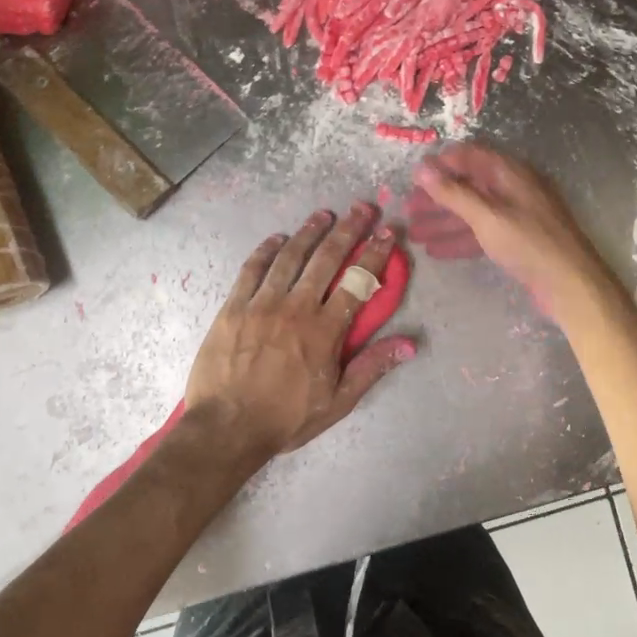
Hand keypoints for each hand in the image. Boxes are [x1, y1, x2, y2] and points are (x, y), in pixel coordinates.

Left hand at [184, 203, 415, 457]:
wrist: (226, 427)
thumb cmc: (286, 418)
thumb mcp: (337, 401)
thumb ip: (372, 367)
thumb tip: (409, 344)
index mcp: (325, 330)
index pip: (358, 282)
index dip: (376, 254)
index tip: (388, 232)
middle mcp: (296, 307)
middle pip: (326, 259)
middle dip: (348, 230)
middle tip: (363, 208)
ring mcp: (261, 304)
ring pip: (290, 257)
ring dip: (309, 232)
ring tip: (324, 215)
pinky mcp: (233, 307)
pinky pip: (252, 269)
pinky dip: (266, 250)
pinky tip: (277, 238)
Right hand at [409, 143, 614, 316]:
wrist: (569, 284)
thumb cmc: (529, 244)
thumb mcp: (487, 216)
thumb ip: (453, 193)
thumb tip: (422, 167)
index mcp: (510, 174)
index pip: (471, 156)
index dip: (442, 163)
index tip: (414, 176)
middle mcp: (512, 189)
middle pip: (469, 185)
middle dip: (438, 196)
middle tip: (408, 209)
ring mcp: (515, 216)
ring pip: (473, 212)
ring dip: (444, 220)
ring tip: (414, 232)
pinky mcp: (515, 241)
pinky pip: (481, 233)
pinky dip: (459, 239)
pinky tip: (435, 250)